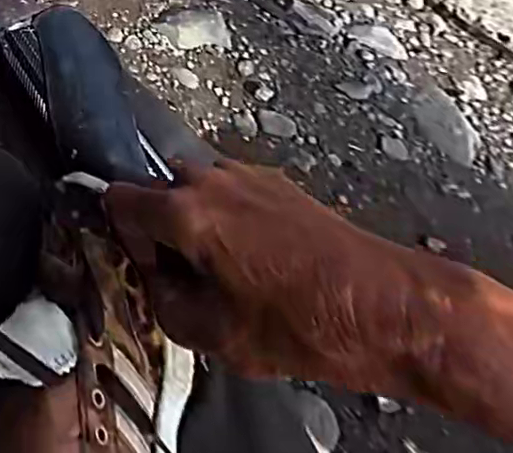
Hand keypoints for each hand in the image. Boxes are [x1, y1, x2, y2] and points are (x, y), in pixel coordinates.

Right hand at [103, 159, 455, 396]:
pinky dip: (228, 213)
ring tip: (229, 264)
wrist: (395, 310)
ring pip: (189, 187)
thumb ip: (163, 304)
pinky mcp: (270, 179)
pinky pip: (225, 188)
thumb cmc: (314, 326)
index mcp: (183, 213)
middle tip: (190, 271)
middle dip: (162, 229)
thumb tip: (154, 284)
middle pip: (153, 191)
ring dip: (194, 218)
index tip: (152, 266)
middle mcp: (204, 180)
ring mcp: (239, 174)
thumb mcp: (219, 338)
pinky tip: (260, 255)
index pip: (116, 199)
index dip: (126, 236)